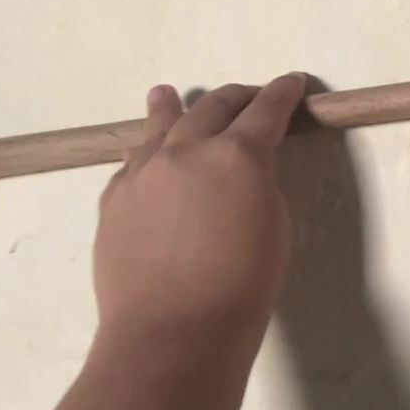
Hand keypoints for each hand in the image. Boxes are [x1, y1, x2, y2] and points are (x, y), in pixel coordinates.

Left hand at [93, 74, 310, 359]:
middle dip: (239, 96)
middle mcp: (186, 150)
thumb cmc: (248, 275)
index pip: (268, 108)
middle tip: (255, 95)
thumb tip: (241, 166)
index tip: (295, 82)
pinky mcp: (115, 199)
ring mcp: (142, 173)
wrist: (175, 327)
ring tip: (166, 92)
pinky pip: (134, 160)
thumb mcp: (274, 215)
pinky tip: (147, 148)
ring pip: (161, 126)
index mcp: (238, 153)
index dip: (284, 91)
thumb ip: (258, 178)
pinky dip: (149, 147)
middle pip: (213, 106)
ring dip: (174, 108)